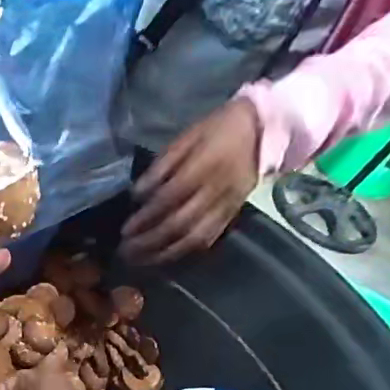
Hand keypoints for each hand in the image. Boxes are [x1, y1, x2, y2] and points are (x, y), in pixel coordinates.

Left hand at [119, 98, 260, 264]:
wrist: (263, 130)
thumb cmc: (217, 129)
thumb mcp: (187, 137)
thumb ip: (162, 166)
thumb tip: (137, 194)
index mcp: (204, 166)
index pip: (170, 198)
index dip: (146, 216)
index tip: (125, 229)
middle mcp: (216, 189)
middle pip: (179, 223)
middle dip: (149, 241)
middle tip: (126, 251)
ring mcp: (226, 205)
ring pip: (193, 238)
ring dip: (163, 253)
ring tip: (140, 260)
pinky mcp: (232, 215)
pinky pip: (208, 239)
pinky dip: (184, 251)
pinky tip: (165, 257)